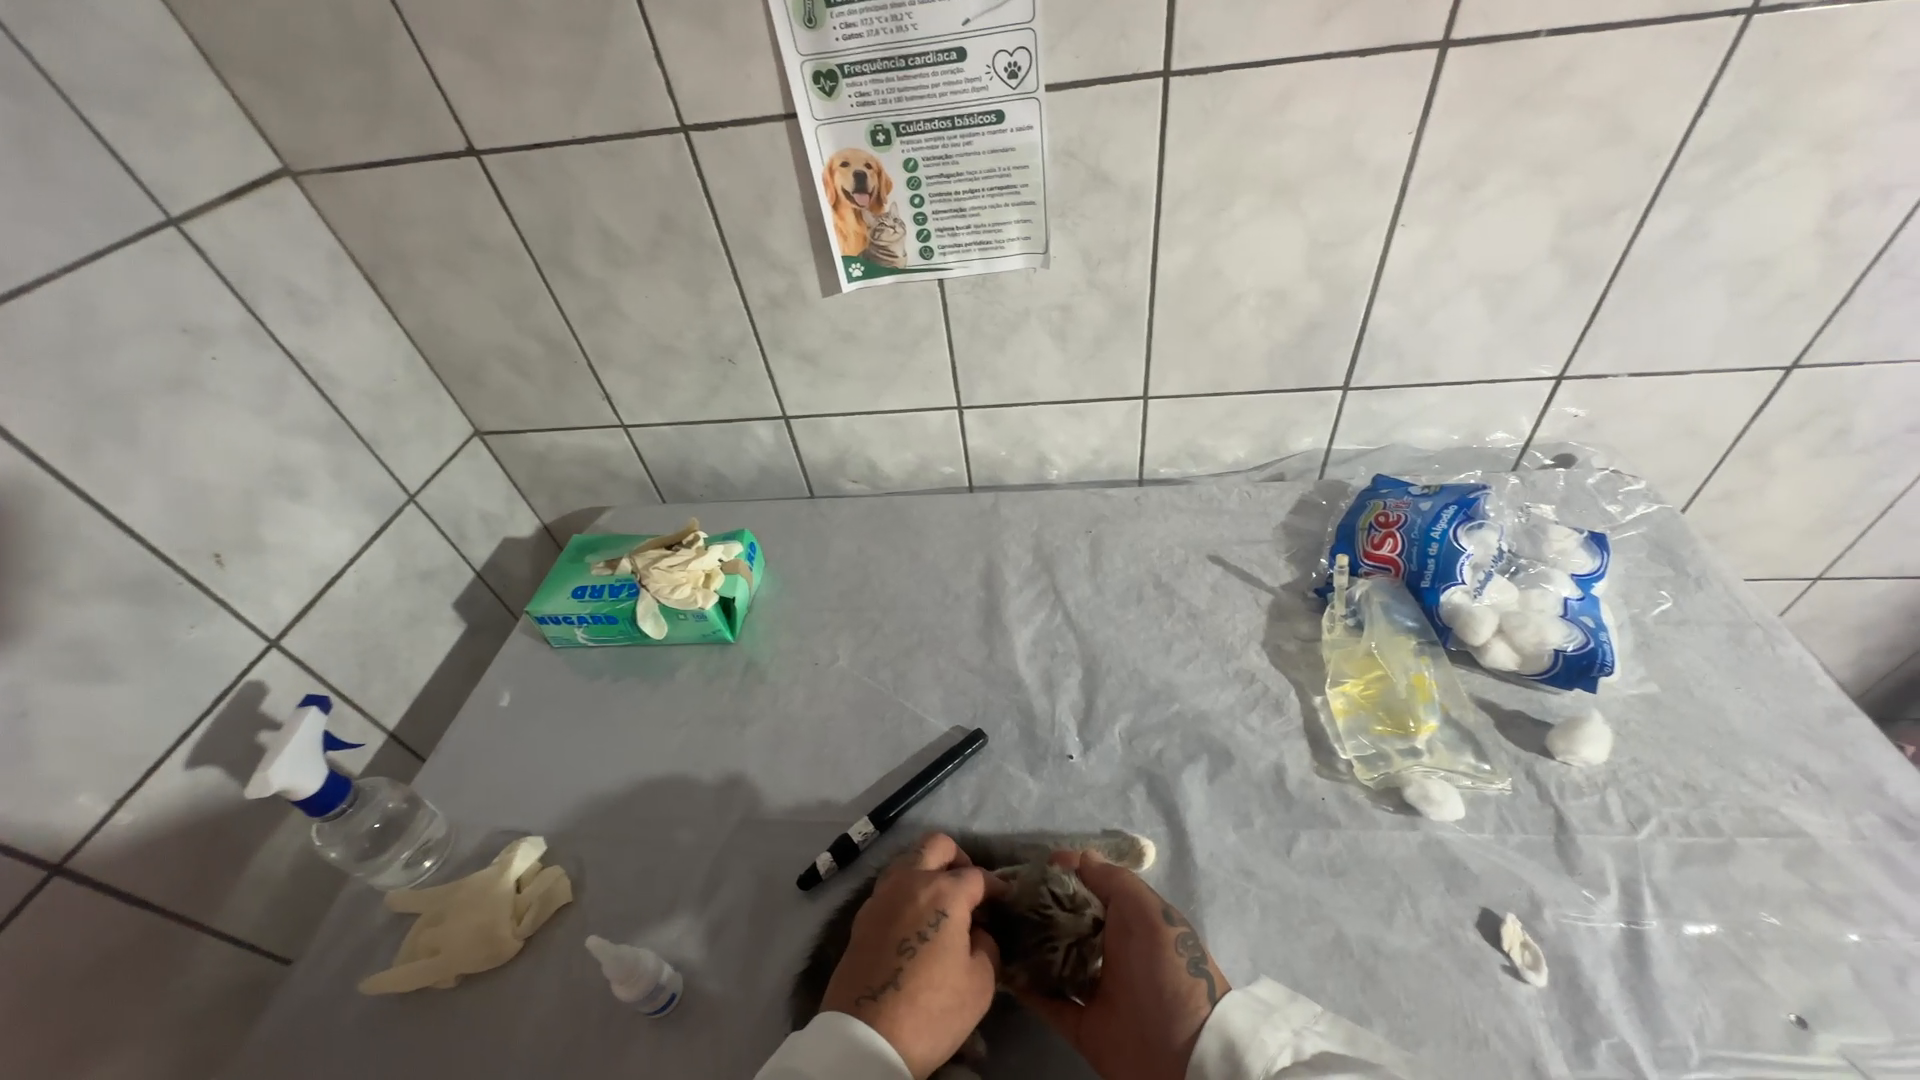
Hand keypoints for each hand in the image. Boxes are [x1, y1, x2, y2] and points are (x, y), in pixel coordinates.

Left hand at [820, 833, 1003, 1078]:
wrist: (865, 1039)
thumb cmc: (931, 1010)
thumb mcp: (980, 983)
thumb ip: (986, 945)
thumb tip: (978, 932)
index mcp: (944, 892)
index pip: (978, 876)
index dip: (997, 887)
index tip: (1005, 899)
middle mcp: (910, 881)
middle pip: (937, 845)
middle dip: (958, 858)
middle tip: (969, 887)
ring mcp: (881, 896)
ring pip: (908, 860)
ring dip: (928, 869)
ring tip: (942, 902)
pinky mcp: (862, 916)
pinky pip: (890, 886)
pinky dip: (907, 891)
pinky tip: (917, 920)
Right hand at [1021, 851, 1228, 1079]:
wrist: (1188, 1059)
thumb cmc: (1169, 973)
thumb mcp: (1151, 915)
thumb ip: (1115, 883)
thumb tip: (1078, 857)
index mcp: (1132, 922)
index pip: (1092, 889)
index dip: (1065, 875)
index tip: (1031, 866)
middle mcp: (1112, 951)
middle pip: (1068, 922)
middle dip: (1040, 908)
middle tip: (1004, 896)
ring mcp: (1095, 988)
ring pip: (1053, 959)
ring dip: (1028, 944)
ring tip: (996, 925)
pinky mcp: (1081, 1024)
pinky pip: (1046, 1001)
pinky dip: (1025, 987)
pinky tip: (1001, 967)